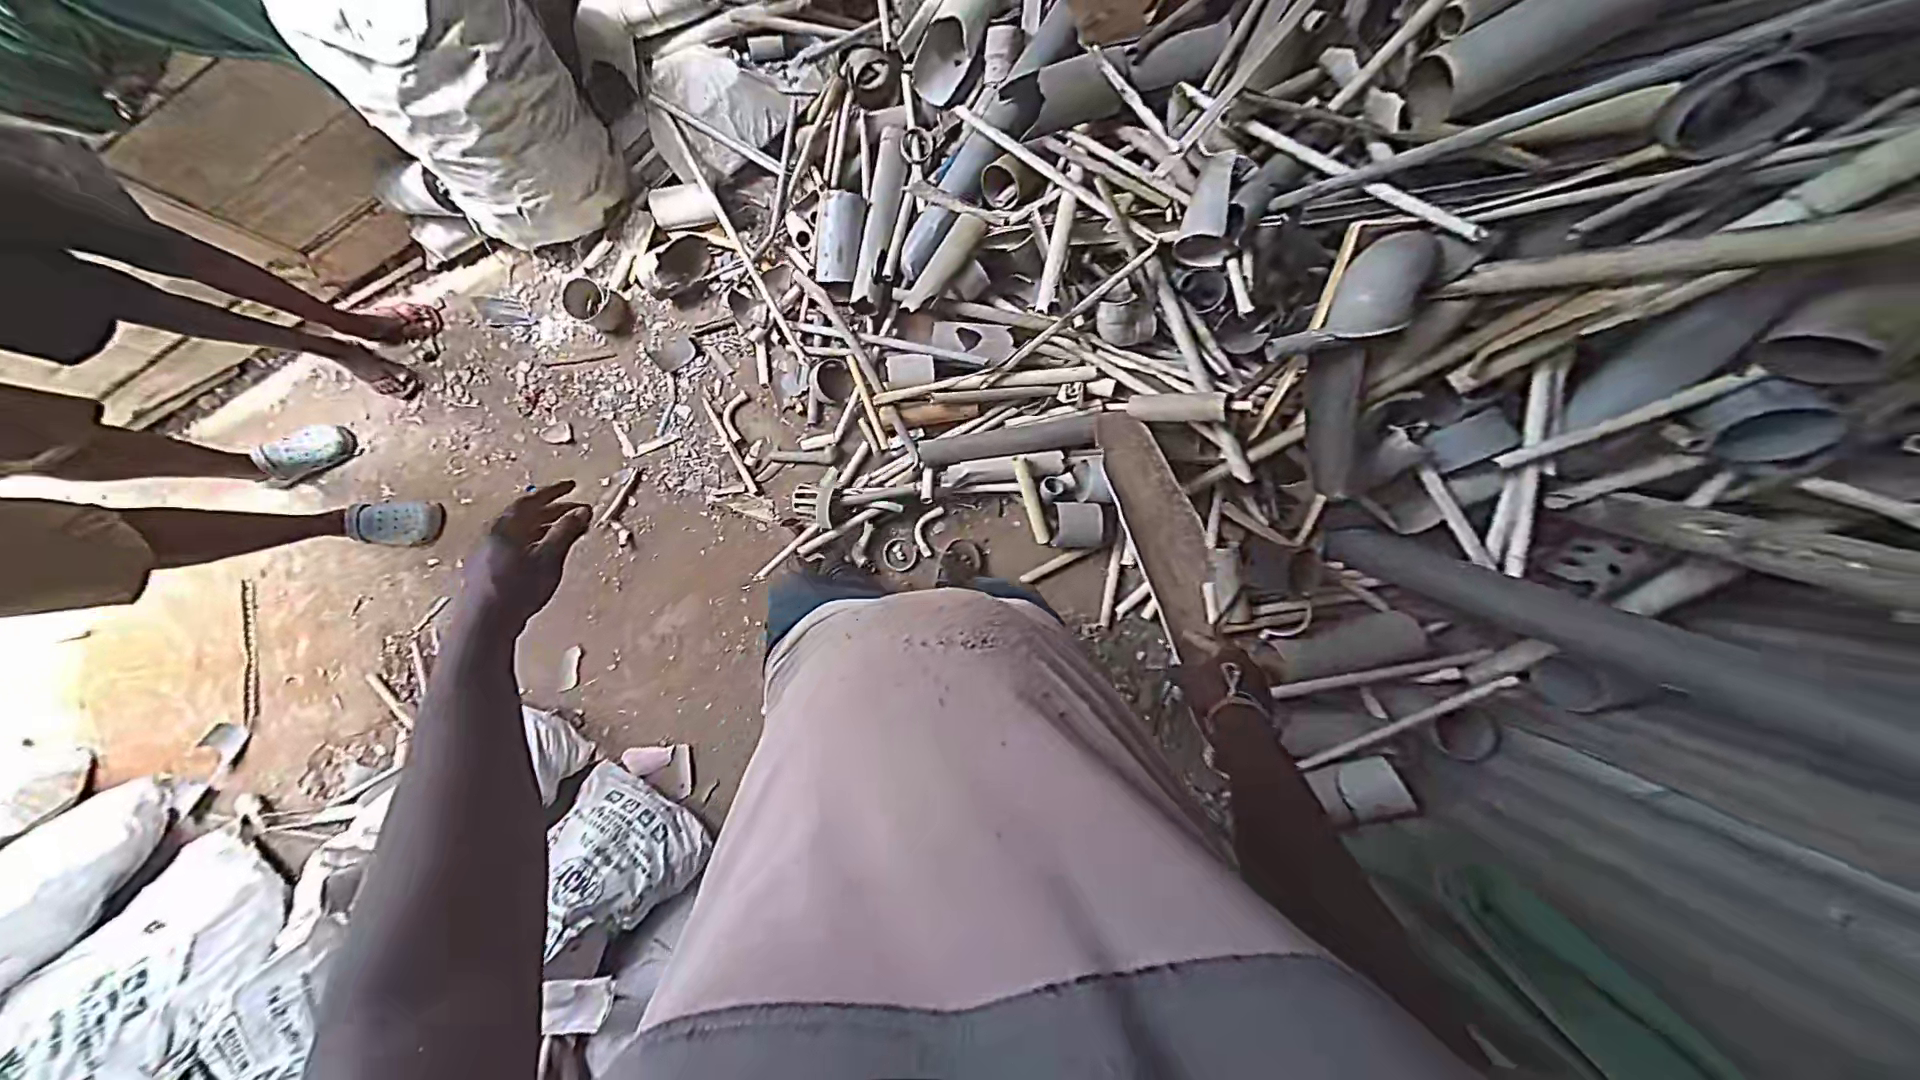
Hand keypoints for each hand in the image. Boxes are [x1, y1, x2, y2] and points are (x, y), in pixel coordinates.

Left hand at [457, 483, 591, 626]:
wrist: (486, 620)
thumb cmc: (516, 588)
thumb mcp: (549, 557)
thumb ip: (566, 531)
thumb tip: (581, 512)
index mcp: (505, 527)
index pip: (531, 500)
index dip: (554, 492)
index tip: (571, 486)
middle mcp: (493, 535)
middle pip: (526, 515)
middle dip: (554, 510)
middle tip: (577, 511)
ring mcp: (488, 551)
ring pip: (522, 530)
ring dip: (546, 526)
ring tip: (567, 530)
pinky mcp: (489, 567)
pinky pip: (516, 544)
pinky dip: (535, 540)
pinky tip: (546, 551)